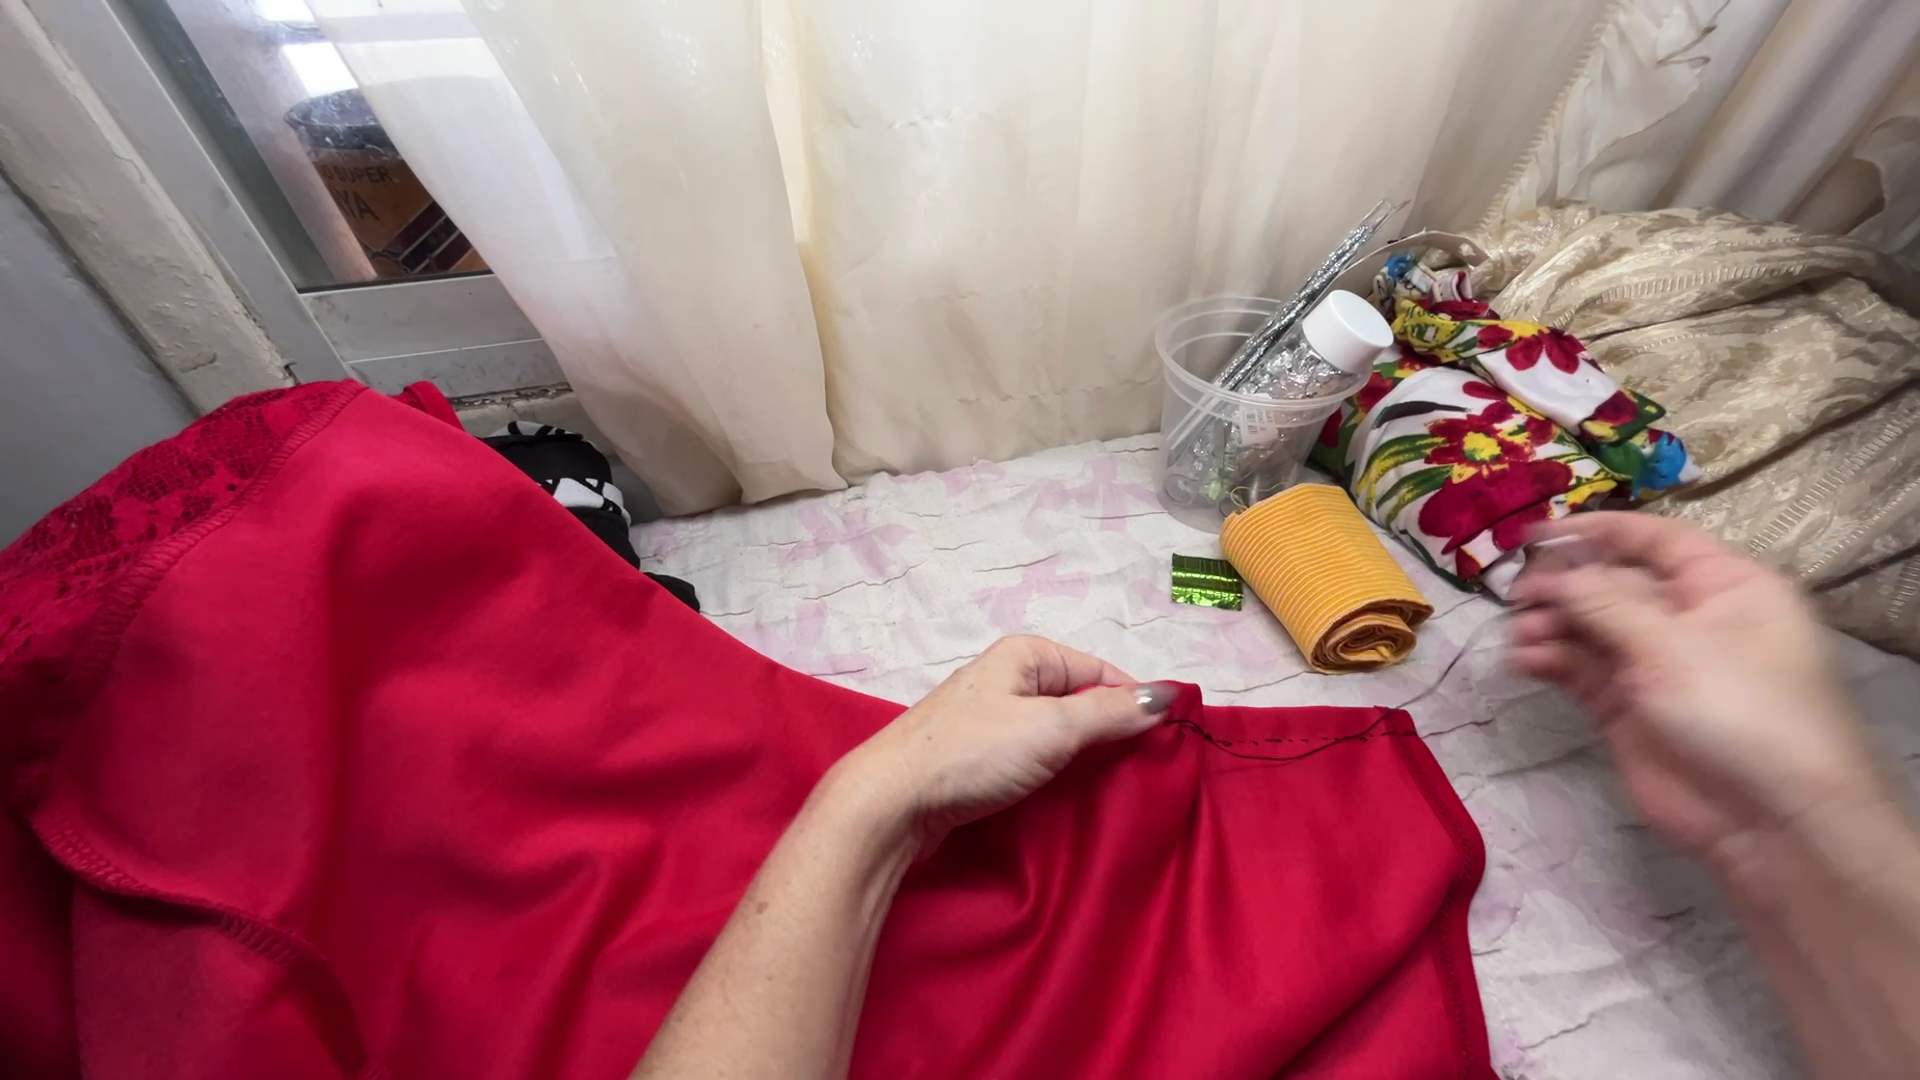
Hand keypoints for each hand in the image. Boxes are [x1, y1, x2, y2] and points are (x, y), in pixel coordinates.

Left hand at [835, 635, 1176, 853]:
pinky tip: (1068, 798)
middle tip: (1143, 774)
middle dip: (1110, 734)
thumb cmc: (974, 752)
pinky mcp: (978, 753)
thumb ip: (1112, 713)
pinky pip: (1031, 754)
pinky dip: (1053, 773)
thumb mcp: (1052, 728)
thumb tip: (1167, 695)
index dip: (1135, 704)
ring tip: (1111, 790)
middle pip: (1079, 701)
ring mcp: (990, 716)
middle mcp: (1008, 677)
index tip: (1166, 746)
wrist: (893, 801)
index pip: (1100, 672)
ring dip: (1081, 758)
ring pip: (1056, 732)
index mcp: (1026, 655)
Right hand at [1507, 512, 1887, 863]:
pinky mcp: (1622, 700)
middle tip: (1517, 596)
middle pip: (1608, 583)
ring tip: (1521, 640)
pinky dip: (1546, 660)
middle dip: (1560, 587)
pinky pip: (1574, 665)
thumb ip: (1605, 603)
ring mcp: (1651, 662)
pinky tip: (1525, 663)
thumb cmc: (1740, 714)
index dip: (1595, 532)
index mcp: (1724, 590)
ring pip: (1583, 625)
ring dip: (1547, 626)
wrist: (1765, 821)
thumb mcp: (1673, 646)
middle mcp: (1686, 619)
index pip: (1654, 541)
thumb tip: (1553, 575)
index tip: (1533, 535)